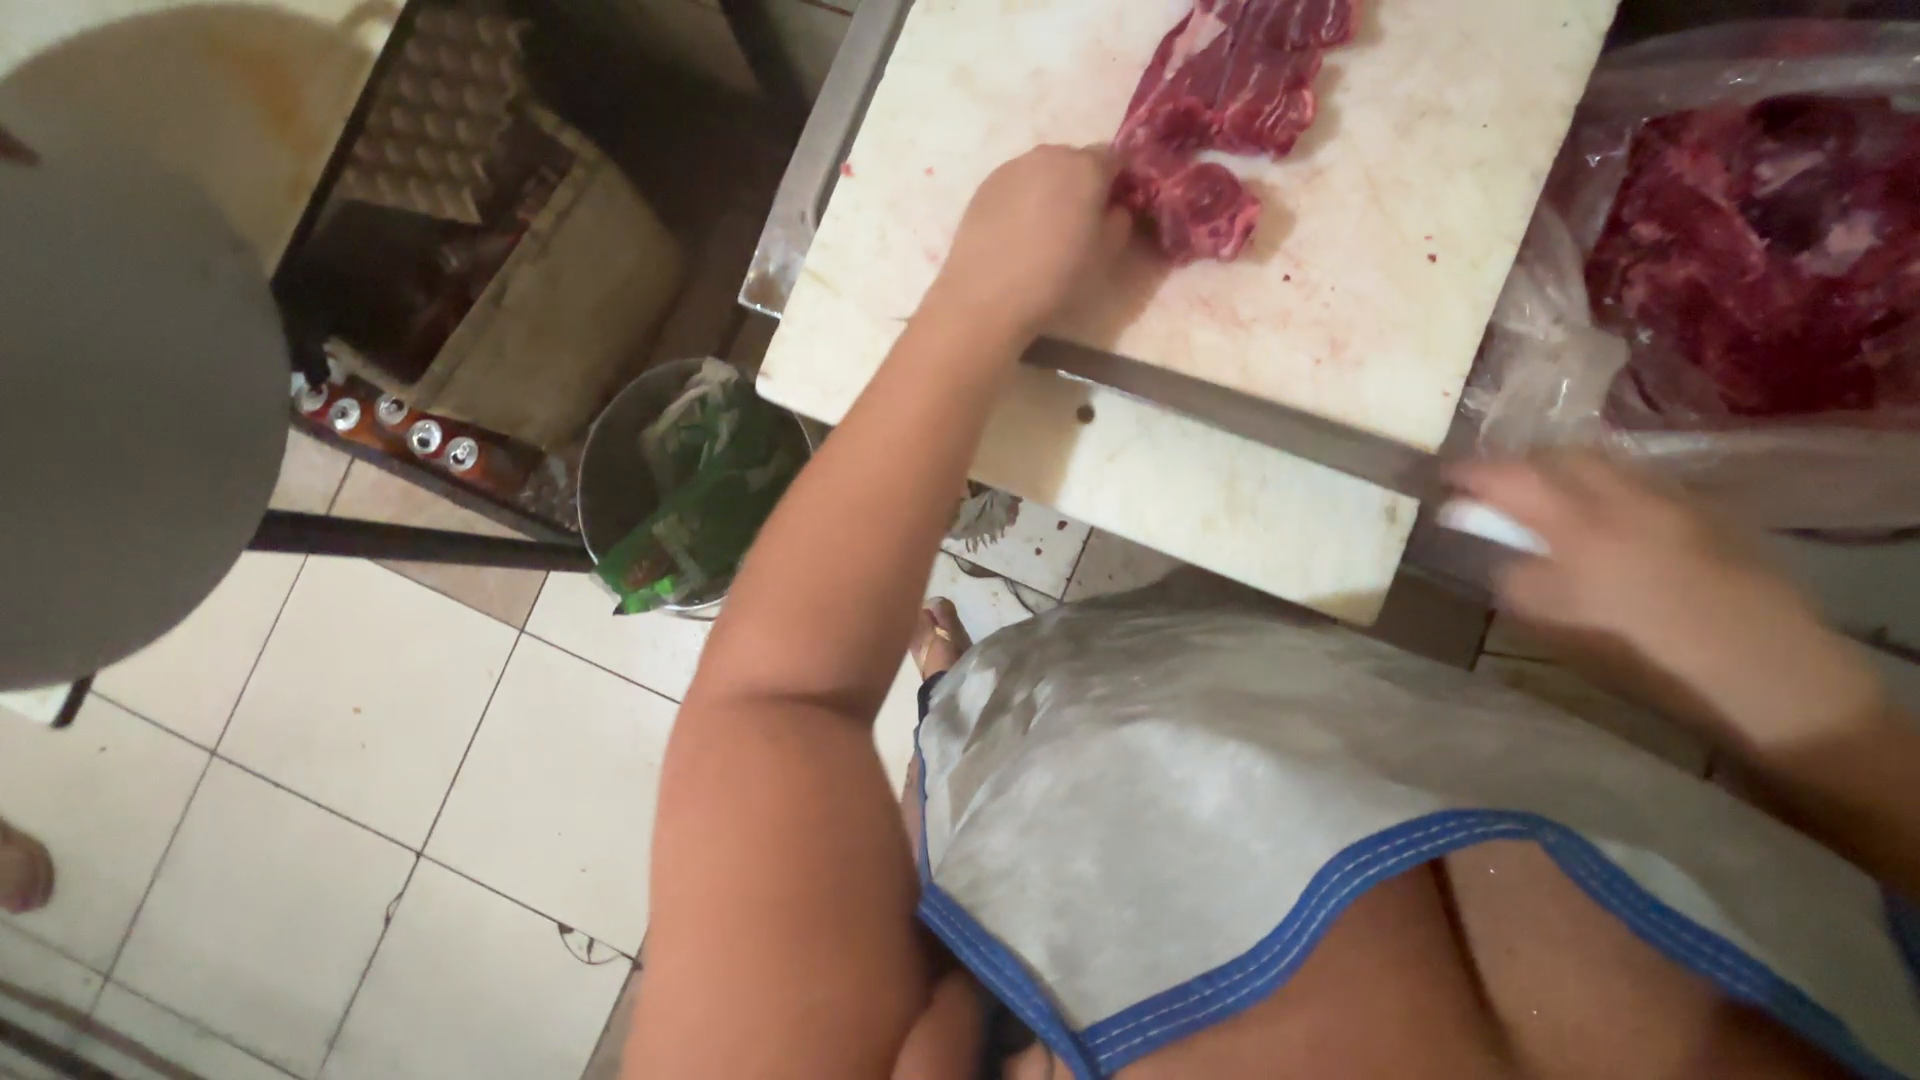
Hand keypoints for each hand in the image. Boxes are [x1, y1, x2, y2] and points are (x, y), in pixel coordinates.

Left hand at [922, 145, 1130, 340]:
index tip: (1112, 207)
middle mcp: (1050, 155)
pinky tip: (1015, 231)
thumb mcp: (1104, 256)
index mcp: (1087, 167)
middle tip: (1077, 221)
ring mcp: (1013, 166)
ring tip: (1043, 228)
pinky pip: (1015, 183)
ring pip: (1043, 170)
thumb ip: (1119, 221)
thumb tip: (1114, 207)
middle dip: (1081, 183)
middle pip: (1075, 160)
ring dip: (1049, 189)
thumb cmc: (1055, 277)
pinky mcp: (985, 184)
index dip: (1117, 181)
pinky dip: (1021, 198)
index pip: (1115, 158)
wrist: (985, 296)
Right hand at [1456, 453, 1886, 753]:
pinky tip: (1607, 521)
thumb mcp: (1554, 625)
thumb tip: (1501, 549)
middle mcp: (1626, 498)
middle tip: (1497, 487)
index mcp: (1579, 526)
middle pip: (1562, 453)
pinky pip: (1643, 483)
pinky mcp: (1710, 513)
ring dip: (1567, 472)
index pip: (1510, 476)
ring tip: (1550, 499)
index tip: (1446, 479)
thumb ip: (1516, 577)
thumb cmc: (1643, 657)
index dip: (1471, 472)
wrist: (1765, 675)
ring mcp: (1673, 501)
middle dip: (1521, 463)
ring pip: (1607, 463)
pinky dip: (1609, 489)